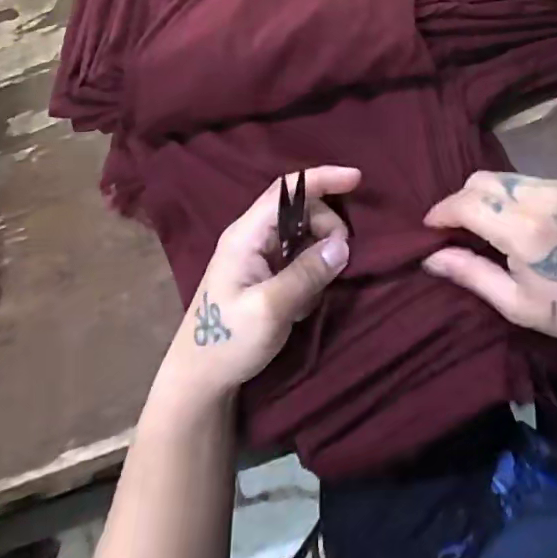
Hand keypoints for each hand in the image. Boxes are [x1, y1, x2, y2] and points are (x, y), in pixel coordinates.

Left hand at [154, 167, 359, 402]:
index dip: (321, 179)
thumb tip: (342, 245)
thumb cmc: (227, 341)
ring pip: (301, 235)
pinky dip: (310, 273)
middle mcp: (251, 238)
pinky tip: (305, 303)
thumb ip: (306, 274)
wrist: (200, 378)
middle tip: (341, 261)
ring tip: (316, 292)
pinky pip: (297, 259)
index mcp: (245, 236)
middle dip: (327, 226)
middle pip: (299, 210)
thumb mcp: (270, 309)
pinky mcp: (264, 275)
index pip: (285, 191)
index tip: (357, 180)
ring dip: (319, 254)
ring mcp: (257, 256)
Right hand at [421, 172, 556, 376]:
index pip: (465, 203)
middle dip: (459, 201)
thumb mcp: (518, 305)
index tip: (429, 230)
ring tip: (481, 228)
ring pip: (501, 178)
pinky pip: (522, 182)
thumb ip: (471, 274)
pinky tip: (508, 222)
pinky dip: (504, 196)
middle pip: (480, 181)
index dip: (440, 213)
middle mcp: (541, 198)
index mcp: (526, 230)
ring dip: (482, 197)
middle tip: (454, 231)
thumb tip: (429, 257)